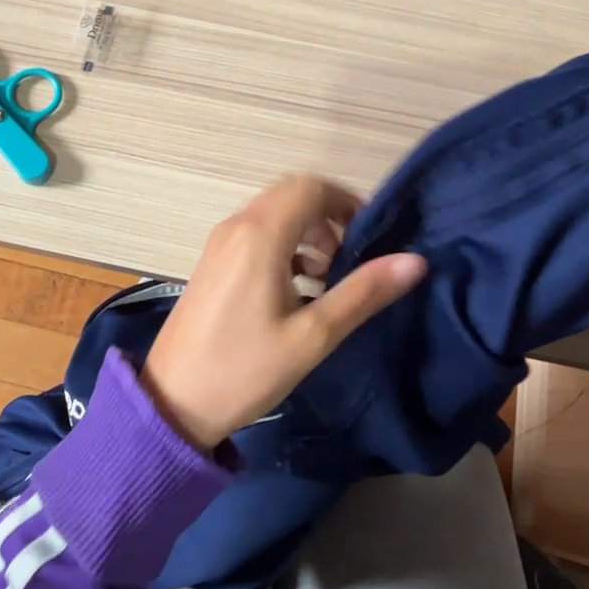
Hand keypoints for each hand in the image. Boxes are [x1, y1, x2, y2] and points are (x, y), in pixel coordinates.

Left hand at [141, 176, 427, 449]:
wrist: (174, 401)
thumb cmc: (245, 370)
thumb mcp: (313, 336)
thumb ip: (362, 293)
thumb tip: (415, 261)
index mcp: (260, 235)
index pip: (311, 187)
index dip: (347, 203)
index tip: (371, 239)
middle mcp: (236, 227)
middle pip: (292, 195)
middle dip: (329, 217)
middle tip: (352, 259)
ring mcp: (220, 243)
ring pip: (273, 214)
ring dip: (307, 232)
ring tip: (329, 279)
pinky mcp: (213, 262)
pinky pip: (255, 234)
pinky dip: (284, 245)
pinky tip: (299, 288)